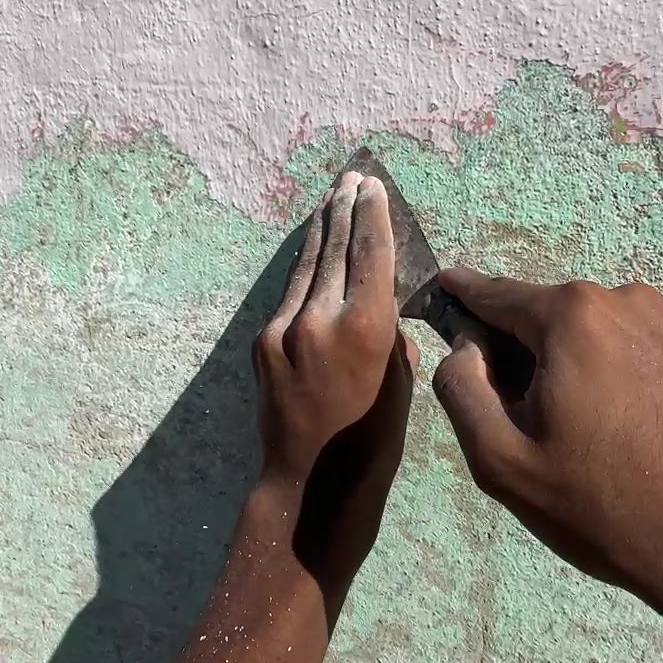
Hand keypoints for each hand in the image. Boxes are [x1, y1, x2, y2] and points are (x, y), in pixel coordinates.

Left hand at [158, 173, 413, 662]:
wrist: (309, 484)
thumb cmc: (373, 440)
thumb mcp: (399, 382)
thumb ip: (388, 332)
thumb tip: (381, 301)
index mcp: (366, 328)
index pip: (371, 254)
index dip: (373, 215)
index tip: (372, 185)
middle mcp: (321, 318)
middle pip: (337, 249)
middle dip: (345, 209)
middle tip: (351, 178)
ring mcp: (285, 328)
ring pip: (308, 265)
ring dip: (321, 229)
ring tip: (331, 199)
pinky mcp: (263, 342)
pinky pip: (290, 292)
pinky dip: (304, 266)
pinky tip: (311, 249)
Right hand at [431, 269, 662, 662]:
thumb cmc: (609, 505)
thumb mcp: (503, 460)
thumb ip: (460, 389)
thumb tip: (466, 349)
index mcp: (570, 314)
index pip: (493, 293)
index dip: (460, 294)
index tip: (440, 285)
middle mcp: (620, 298)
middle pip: (540, 317)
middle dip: (516, 353)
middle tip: (520, 423)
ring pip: (584, 335)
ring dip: (563, 368)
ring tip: (577, 439)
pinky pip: (625, 349)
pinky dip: (604, 376)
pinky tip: (619, 434)